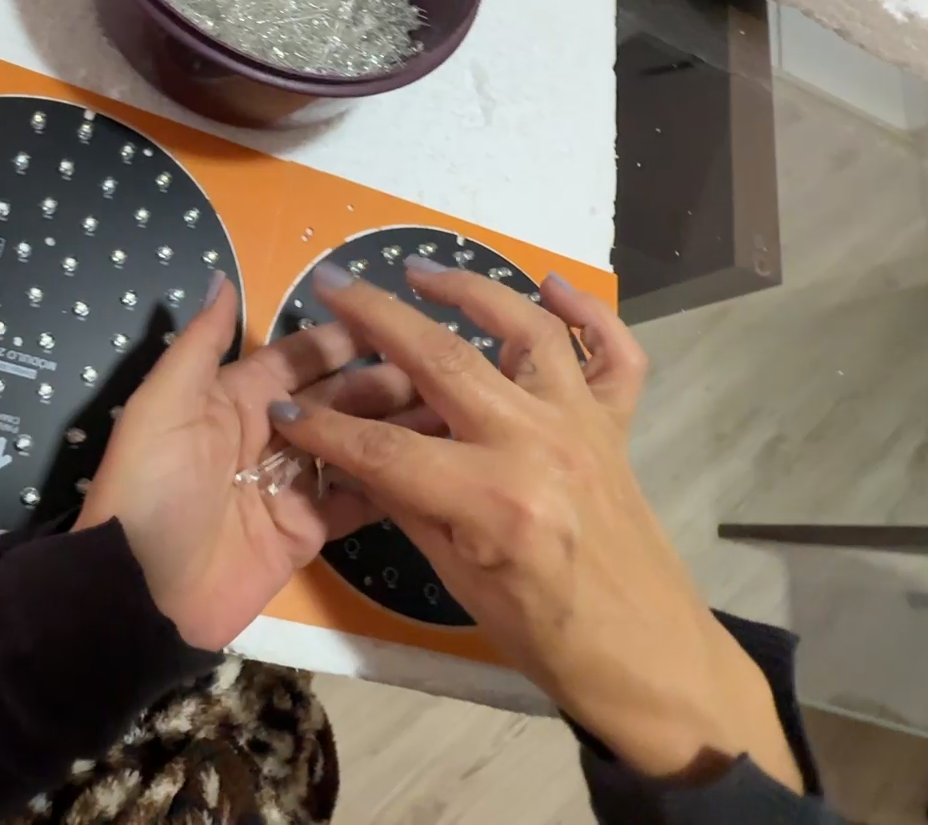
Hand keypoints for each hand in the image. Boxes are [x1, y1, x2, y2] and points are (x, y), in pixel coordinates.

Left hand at [76, 271, 405, 651]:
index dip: (342, 340)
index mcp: (236, 397)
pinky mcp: (306, 530)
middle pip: (335, 399)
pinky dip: (390, 484)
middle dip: (382, 383)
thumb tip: (224, 277)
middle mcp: (269, 433)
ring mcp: (291, 484)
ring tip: (456, 415)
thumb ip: (201, 342)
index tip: (395, 320)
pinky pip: (353, 500)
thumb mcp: (165, 404)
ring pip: (352, 446)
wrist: (143, 591)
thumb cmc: (153, 485)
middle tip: (443, 373)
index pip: (298, 358)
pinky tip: (437, 467)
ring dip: (396, 431)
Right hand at [267, 260, 802, 791]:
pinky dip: (588, 311)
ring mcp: (583, 425)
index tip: (281, 405)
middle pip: (441, 360)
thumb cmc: (540, 631)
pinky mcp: (616, 424)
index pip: (382, 448)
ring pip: (526, 331)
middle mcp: (538, 444)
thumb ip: (401, 497)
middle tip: (333, 282)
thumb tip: (348, 448)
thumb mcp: (452, 572)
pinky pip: (614, 353)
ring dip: (468, 290)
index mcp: (492, 499)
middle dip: (375, 316)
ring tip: (420, 269)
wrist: (646, 658)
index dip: (323, 428)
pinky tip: (549, 284)